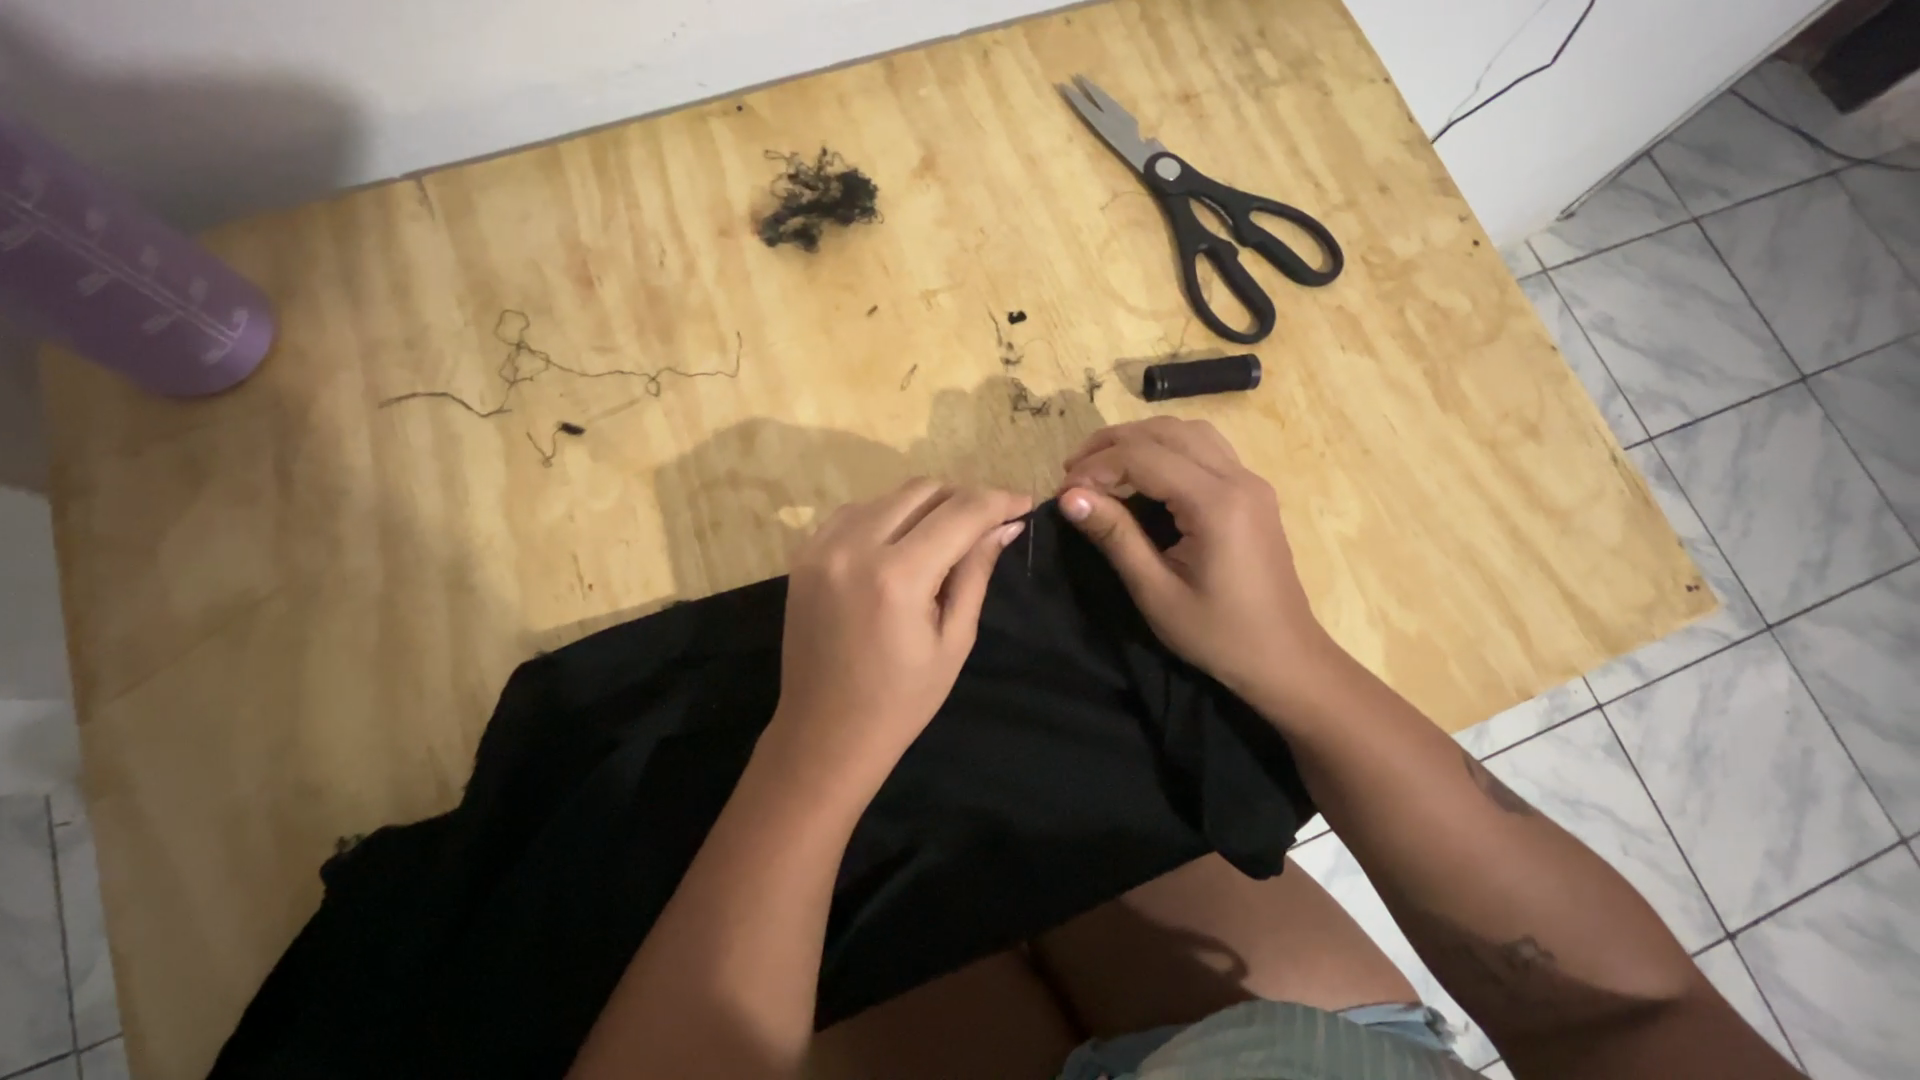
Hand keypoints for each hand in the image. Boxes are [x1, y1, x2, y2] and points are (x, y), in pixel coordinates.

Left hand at [769, 479, 1031, 795]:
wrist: (825, 733)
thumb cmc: (902, 700)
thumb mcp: (954, 640)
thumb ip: (976, 572)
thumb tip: (1006, 524)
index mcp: (897, 576)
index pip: (961, 511)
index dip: (999, 501)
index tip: (1024, 504)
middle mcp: (855, 547)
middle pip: (923, 490)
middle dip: (963, 499)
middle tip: (988, 526)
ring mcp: (822, 547)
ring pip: (888, 495)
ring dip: (925, 506)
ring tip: (946, 539)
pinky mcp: (804, 555)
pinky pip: (855, 512)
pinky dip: (885, 516)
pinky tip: (901, 545)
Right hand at [1058, 418, 1331, 699]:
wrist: (1283, 657)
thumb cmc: (1217, 635)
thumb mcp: (1155, 592)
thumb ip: (1115, 536)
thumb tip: (1068, 497)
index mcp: (1216, 504)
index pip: (1143, 457)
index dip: (1096, 466)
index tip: (1063, 491)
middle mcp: (1238, 479)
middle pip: (1166, 432)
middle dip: (1112, 444)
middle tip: (1073, 471)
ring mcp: (1251, 481)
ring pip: (1188, 432)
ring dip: (1140, 440)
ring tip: (1101, 466)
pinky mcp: (1253, 492)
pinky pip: (1205, 448)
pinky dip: (1167, 448)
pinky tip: (1142, 474)